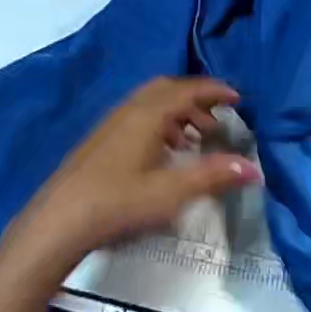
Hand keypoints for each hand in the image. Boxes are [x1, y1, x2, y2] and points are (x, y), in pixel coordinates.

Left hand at [8, 78, 260, 266]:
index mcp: (147, 115)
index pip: (187, 90)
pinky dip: (159, 125)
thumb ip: (212, 176)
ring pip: (150, 104)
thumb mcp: (171, 192)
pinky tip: (162, 155)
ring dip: (177, 113)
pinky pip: (137, 118)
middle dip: (195, 99)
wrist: (58, 221)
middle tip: (217, 119)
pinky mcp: (99, 141)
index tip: (237, 97)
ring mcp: (110, 124)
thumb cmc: (118, 203)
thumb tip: (252, 167)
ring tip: (194, 140)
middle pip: (167, 90)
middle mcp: (128, 111)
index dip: (214, 90)